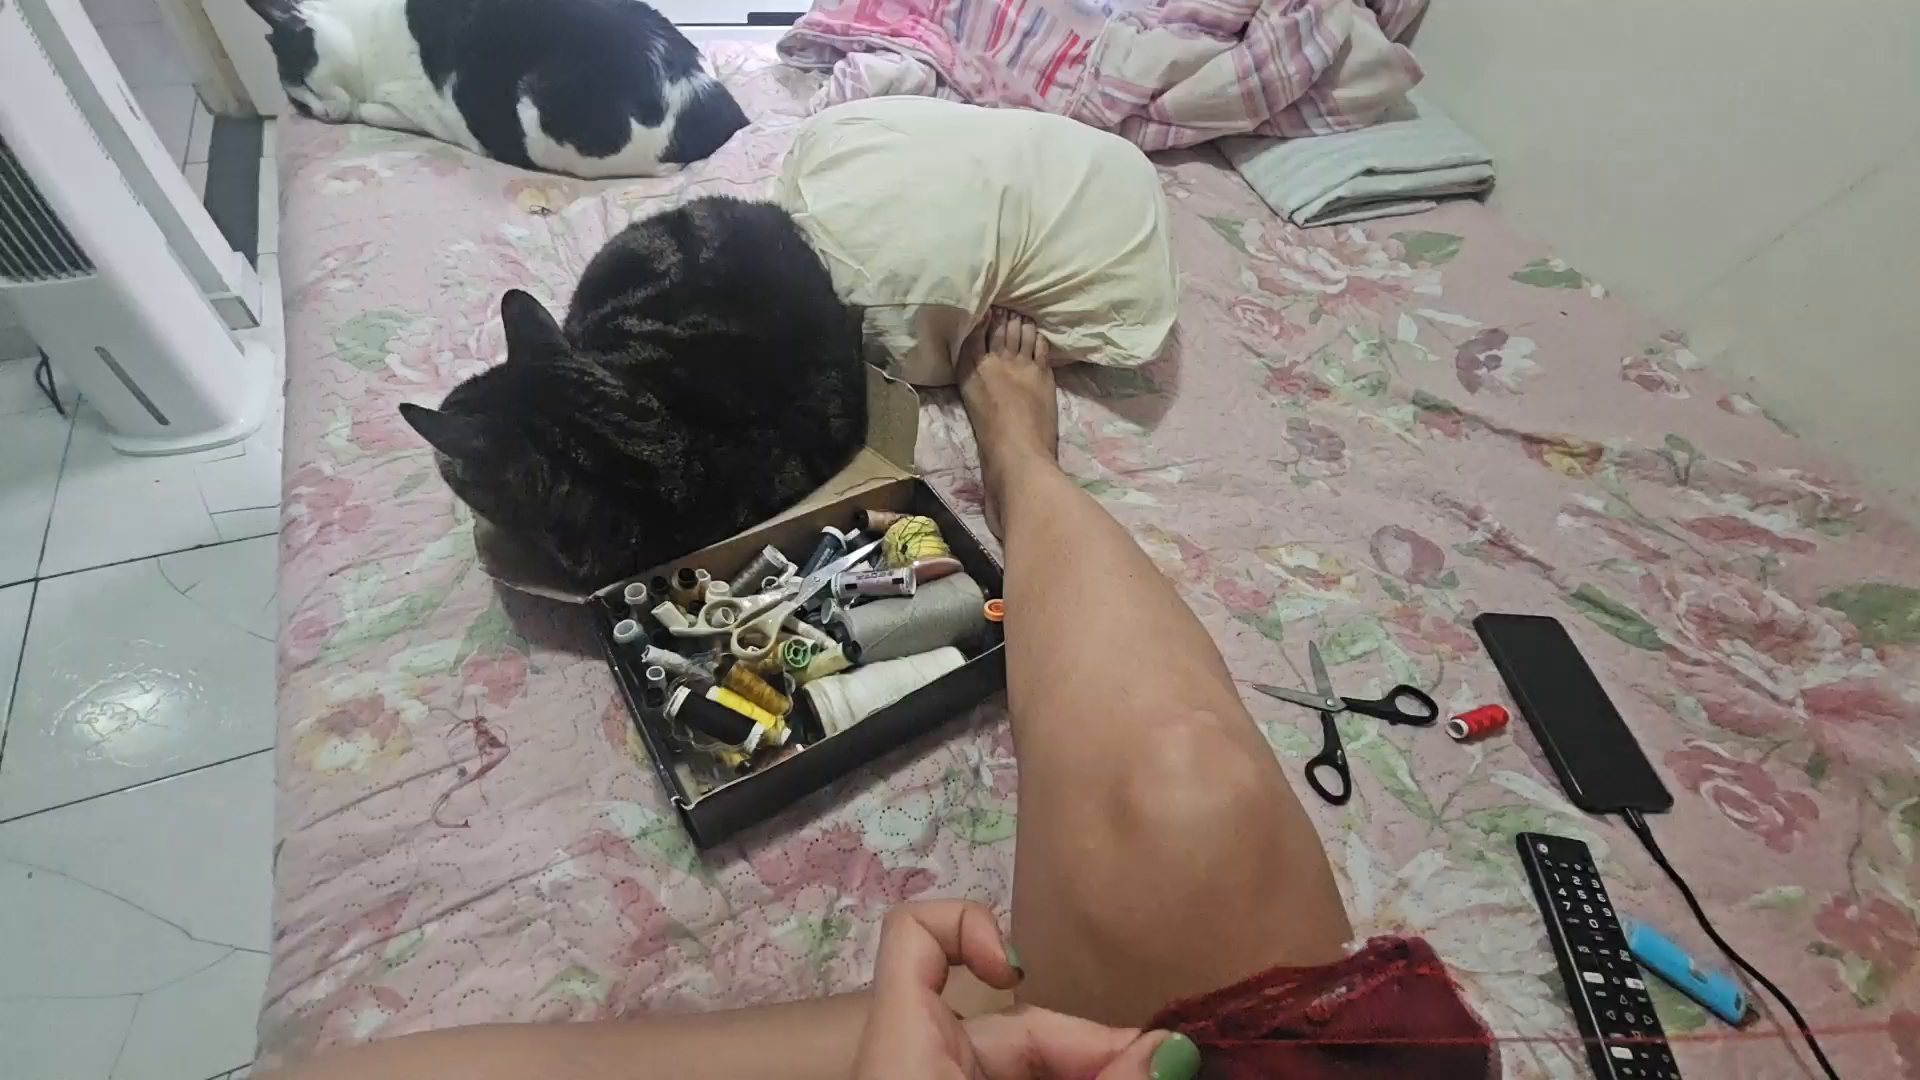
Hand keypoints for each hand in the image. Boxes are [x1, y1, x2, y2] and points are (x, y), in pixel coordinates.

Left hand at [850, 901, 1198, 1079]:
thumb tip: (1174, 1053)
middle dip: (1092, 1043)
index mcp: (903, 1043)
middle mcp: (923, 1058)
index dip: (969, 925)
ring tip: (1161, 1075)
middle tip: (1168, 1067)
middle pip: (1010, 1018)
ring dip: (1099, 1071)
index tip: (1018, 970)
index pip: (914, 931)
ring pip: (1032, 1064)